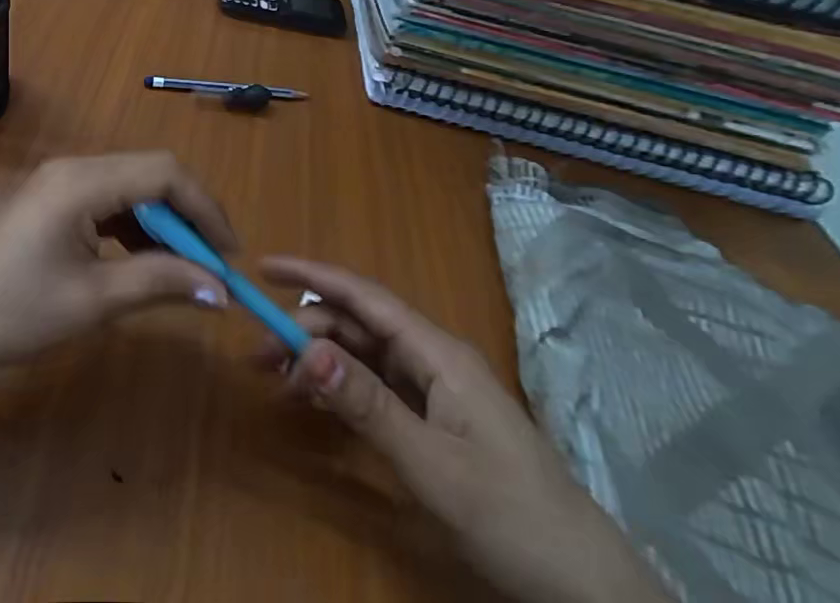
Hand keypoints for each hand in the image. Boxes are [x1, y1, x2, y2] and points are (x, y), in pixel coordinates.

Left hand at [0, 152, 236, 370]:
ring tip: (187, 271)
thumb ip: (162, 282)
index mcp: (80, 182)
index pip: (164, 173)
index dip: (205, 210)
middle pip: (150, 174)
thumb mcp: (96, 299)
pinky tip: (148, 262)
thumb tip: (221, 289)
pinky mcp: (53, 201)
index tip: (230, 257)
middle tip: (213, 268)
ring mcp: (59, 182)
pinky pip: (108, 201)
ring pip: (132, 187)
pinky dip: (135, 228)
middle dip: (188, 217)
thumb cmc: (17, 311)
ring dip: (164, 224)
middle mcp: (71, 169)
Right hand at [255, 257, 667, 602]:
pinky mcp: (428, 416)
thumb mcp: (431, 463)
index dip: (311, 276)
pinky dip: (335, 384)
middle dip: (303, 329)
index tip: (261, 268)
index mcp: (438, 355)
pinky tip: (312, 400)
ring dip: (315, 358)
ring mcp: (432, 388)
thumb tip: (305, 350)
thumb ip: (367, 404)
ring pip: (358, 352)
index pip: (364, 297)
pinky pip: (369, 383)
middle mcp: (432, 360)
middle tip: (258, 358)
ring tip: (277, 381)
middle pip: (354, 324)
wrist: (581, 583)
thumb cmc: (510, 515)